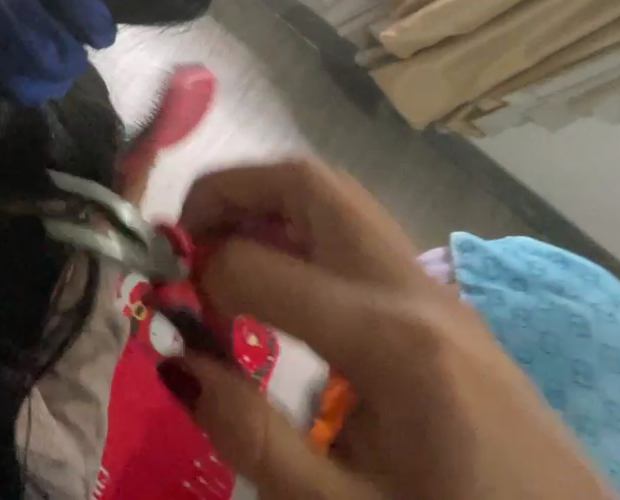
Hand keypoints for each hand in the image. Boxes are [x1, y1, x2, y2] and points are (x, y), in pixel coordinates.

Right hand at [167, 159, 613, 499]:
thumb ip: (252, 435)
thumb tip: (175, 357)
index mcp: (392, 341)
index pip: (251, 263)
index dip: (192, 282)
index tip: (175, 323)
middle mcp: (415, 291)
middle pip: (307, 183)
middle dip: (225, 195)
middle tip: (185, 247)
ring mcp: (437, 293)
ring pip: (333, 198)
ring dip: (261, 208)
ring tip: (221, 261)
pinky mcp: (444, 308)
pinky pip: (354, 234)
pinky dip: (294, 232)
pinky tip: (276, 291)